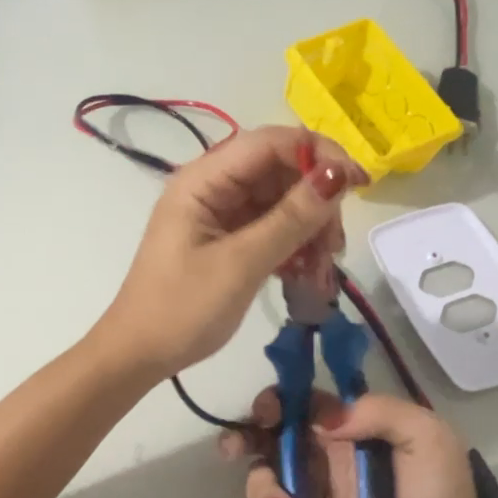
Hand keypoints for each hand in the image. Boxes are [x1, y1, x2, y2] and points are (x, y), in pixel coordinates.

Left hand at [89, 126, 367, 378]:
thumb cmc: (181, 309)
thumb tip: (339, 174)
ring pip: (281, 202)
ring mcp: (218, 214)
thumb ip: (291, 219)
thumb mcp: (241, 264)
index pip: (271, 142)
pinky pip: (271, 229)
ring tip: (320, 272)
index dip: (319, 153)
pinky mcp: (226, 240)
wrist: (139, 355)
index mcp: (202, 180)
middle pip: (281, 170)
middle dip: (316, 202)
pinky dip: (293, 247)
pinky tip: (306, 277)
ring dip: (309, 230)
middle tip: (334, 246)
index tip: (358, 185)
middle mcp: (211, 187)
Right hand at [223, 390, 497, 497]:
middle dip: (242, 438)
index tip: (265, 416)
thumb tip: (323, 419)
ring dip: (262, 490)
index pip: (301, 400)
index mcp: (351, 425)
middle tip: (233, 451)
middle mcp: (324, 452)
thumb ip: (382, 412)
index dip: (275, 401)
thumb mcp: (430, 441)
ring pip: (262, 476)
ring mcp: (312, 491)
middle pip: (268, 434)